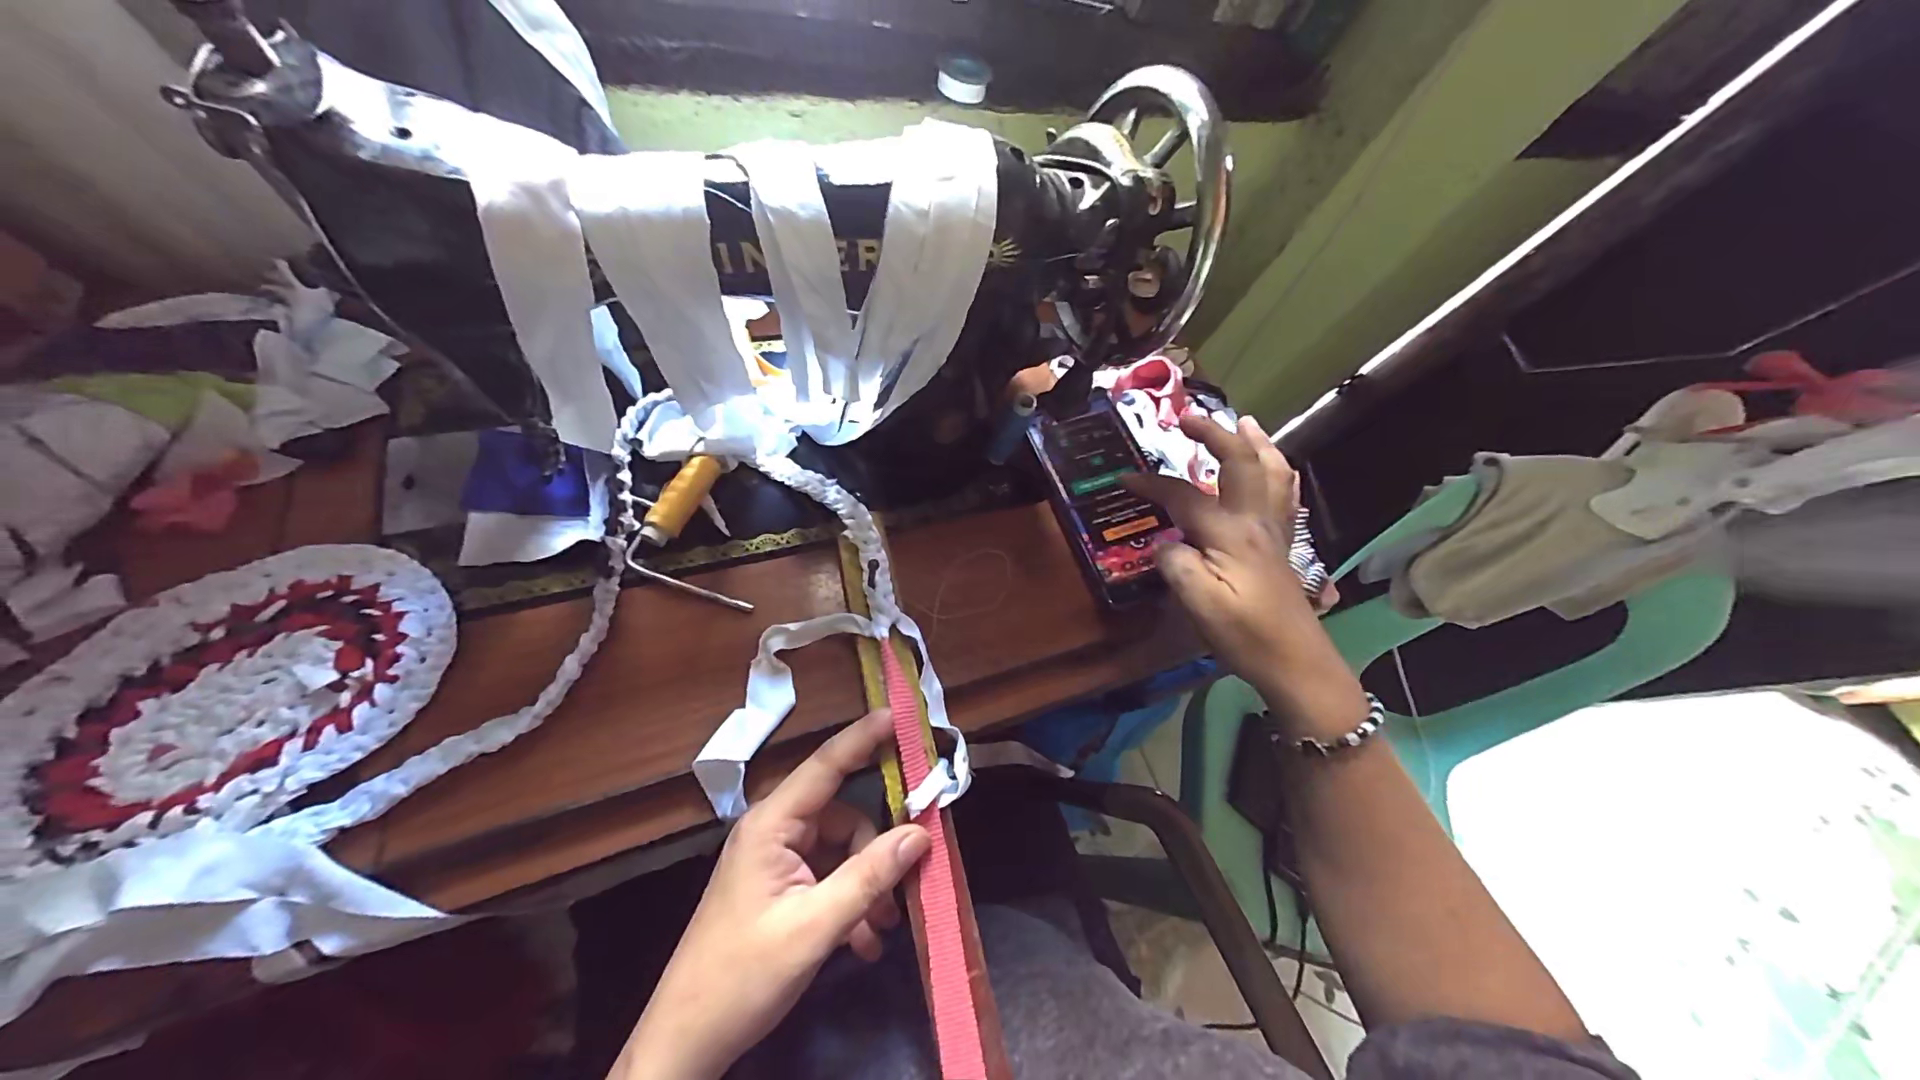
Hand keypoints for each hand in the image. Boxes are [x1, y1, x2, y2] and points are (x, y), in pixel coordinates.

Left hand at [613, 711, 930, 1079]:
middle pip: (844, 815)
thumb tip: (920, 834)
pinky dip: (851, 902)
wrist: (686, 1042)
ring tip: (881, 929)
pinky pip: (829, 876)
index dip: (864, 737)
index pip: (825, 765)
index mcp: (771, 825)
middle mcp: (774, 831)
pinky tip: (863, 942)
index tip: (899, 713)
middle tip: (911, 876)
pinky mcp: (779, 887)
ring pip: (842, 849)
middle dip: (878, 847)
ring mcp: (775, 860)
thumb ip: (869, 877)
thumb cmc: (742, 977)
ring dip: (867, 884)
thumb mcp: (814, 928)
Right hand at [1125, 415, 1367, 735]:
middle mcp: (1255, 521)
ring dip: (1256, 442)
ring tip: (1244, 422)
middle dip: (1213, 434)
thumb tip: (1165, 541)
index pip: (1184, 495)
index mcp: (1230, 532)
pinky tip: (1275, 470)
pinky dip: (1278, 471)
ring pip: (1273, 472)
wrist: (1296, 664)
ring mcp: (1274, 532)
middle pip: (1239, 463)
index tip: (1125, 477)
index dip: (1152, 483)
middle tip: (1189, 418)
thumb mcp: (1198, 602)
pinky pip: (1284, 494)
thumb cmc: (1244, 635)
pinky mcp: (1283, 547)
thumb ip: (1175, 562)